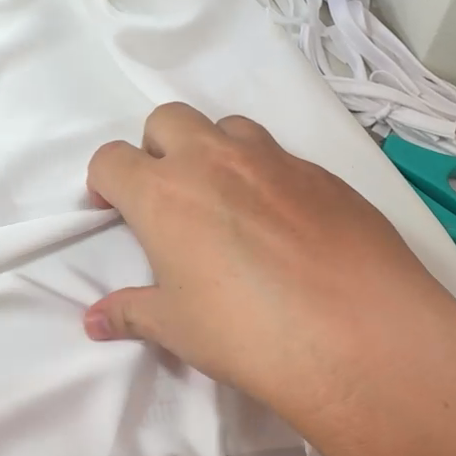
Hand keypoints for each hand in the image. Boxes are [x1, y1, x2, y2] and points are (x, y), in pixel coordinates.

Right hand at [84, 103, 455, 416]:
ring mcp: (272, 160)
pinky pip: (279, 156)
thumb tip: (94, 320)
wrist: (360, 335)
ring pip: (226, 126)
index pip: (111, 159)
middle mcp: (212, 160)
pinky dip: (265, 175)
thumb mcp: (176, 327)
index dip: (104, 181)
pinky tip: (282, 224)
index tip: (113, 209)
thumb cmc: (248, 333)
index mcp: (163, 193)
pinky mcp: (322, 173)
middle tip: (167, 197)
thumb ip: (129, 312)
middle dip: (155, 149)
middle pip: (165, 120)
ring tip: (225, 201)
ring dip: (212, 151)